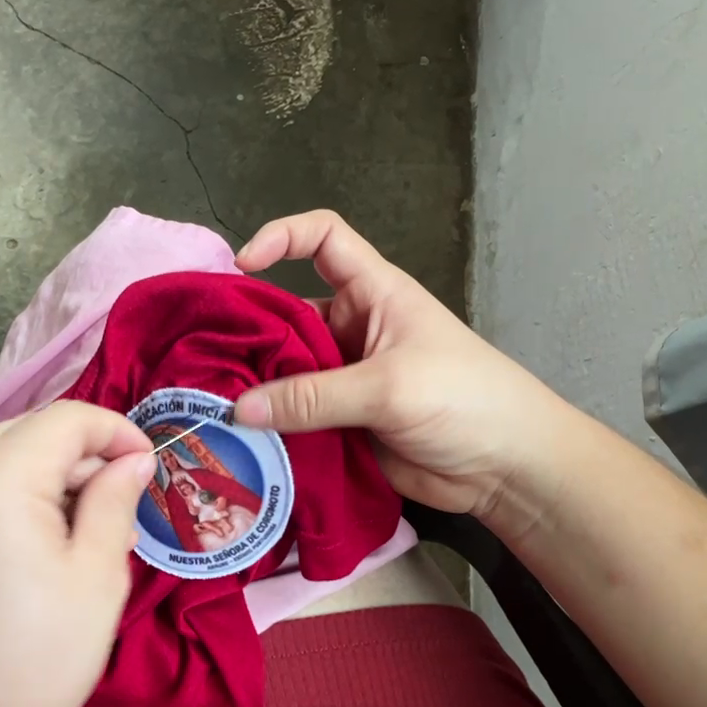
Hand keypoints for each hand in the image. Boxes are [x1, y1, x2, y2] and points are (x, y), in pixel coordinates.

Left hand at [0, 401, 154, 706]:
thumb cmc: (40, 661)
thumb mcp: (96, 575)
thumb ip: (114, 500)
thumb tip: (132, 461)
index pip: (64, 420)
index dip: (116, 431)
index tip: (150, 464)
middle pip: (28, 431)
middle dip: (82, 454)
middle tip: (124, 500)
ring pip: (1, 454)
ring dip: (50, 474)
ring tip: (90, 525)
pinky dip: (17, 494)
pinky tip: (44, 537)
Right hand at [231, 210, 578, 521]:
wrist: (504, 468)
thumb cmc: (465, 400)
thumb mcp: (388, 388)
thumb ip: (312, 398)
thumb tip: (239, 409)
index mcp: (373, 294)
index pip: (324, 239)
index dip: (283, 238)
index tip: (244, 266)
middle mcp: (351, 330)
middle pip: (286, 314)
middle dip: (249, 331)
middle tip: (202, 357)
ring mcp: (343, 380)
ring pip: (284, 372)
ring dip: (254, 387)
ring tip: (209, 404)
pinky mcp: (339, 424)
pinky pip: (293, 418)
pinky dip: (269, 427)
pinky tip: (237, 438)